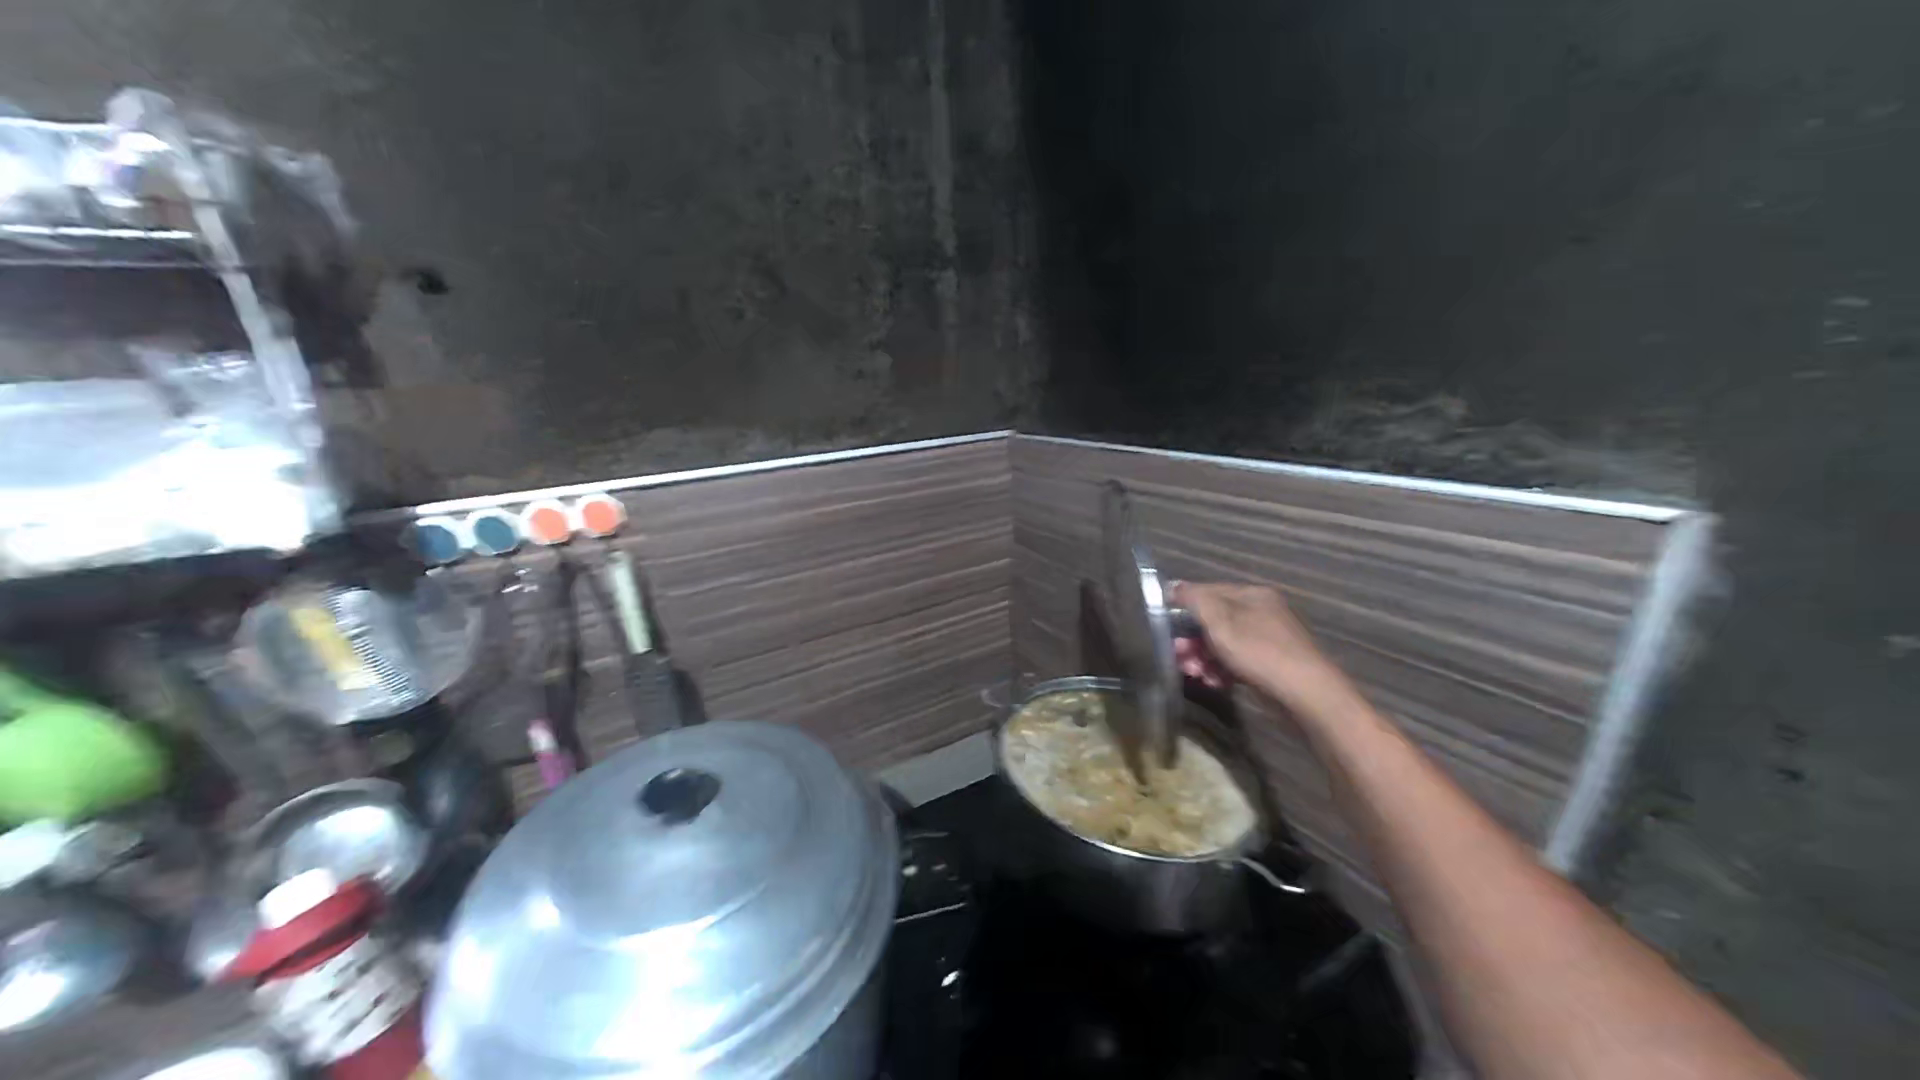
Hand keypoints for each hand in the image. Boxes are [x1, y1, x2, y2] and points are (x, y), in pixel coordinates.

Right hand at [1169, 582, 1339, 705]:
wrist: (1307, 695)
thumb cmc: (1259, 651)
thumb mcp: (1220, 621)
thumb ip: (1194, 599)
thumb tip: (1173, 585)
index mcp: (1252, 594)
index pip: (1208, 592)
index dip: (1183, 607)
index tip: (1165, 628)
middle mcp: (1262, 612)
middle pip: (1214, 620)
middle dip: (1191, 639)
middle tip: (1178, 657)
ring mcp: (1268, 639)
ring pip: (1223, 643)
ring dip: (1203, 658)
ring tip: (1195, 674)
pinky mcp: (1271, 665)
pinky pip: (1236, 661)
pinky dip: (1221, 670)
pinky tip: (1215, 683)